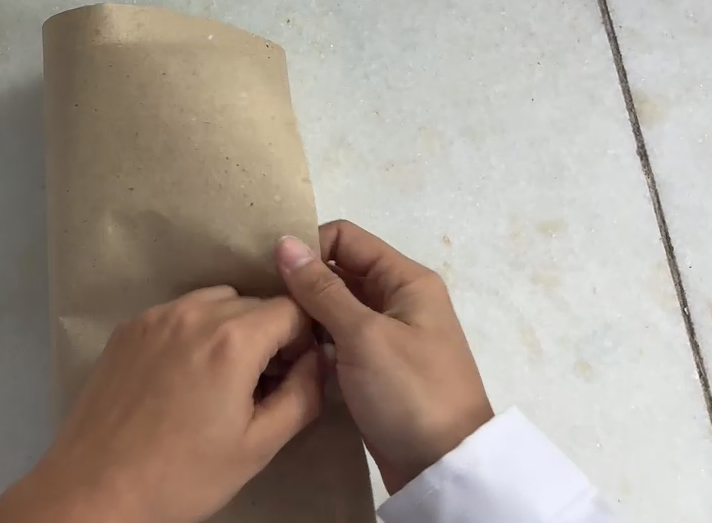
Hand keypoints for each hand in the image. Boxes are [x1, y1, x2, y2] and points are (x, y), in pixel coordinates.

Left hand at [0, 287, 326, 522]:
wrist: (100, 481)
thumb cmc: (185, 473)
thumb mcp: (258, 445)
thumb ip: (301, 395)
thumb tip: (320, 359)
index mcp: (230, 340)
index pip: (288, 308)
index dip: (304, 335)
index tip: (299, 368)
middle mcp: (192, 312)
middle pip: (251, 302)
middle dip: (270, 332)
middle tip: (266, 380)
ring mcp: (155, 314)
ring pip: (213, 300)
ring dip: (231, 325)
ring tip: (226, 376)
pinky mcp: (129, 324)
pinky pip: (177, 310)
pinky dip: (194, 328)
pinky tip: (186, 372)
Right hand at [276, 221, 492, 492]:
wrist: (446, 475)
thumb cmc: (410, 394)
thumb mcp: (363, 336)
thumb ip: (320, 287)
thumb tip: (283, 241)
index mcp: (405, 280)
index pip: (344, 238)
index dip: (309, 248)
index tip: (274, 273)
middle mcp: (397, 298)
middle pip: (336, 269)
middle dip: (301, 281)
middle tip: (265, 301)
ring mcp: (386, 332)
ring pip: (332, 303)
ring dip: (304, 311)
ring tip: (272, 326)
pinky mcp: (374, 362)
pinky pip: (335, 333)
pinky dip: (314, 337)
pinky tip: (290, 349)